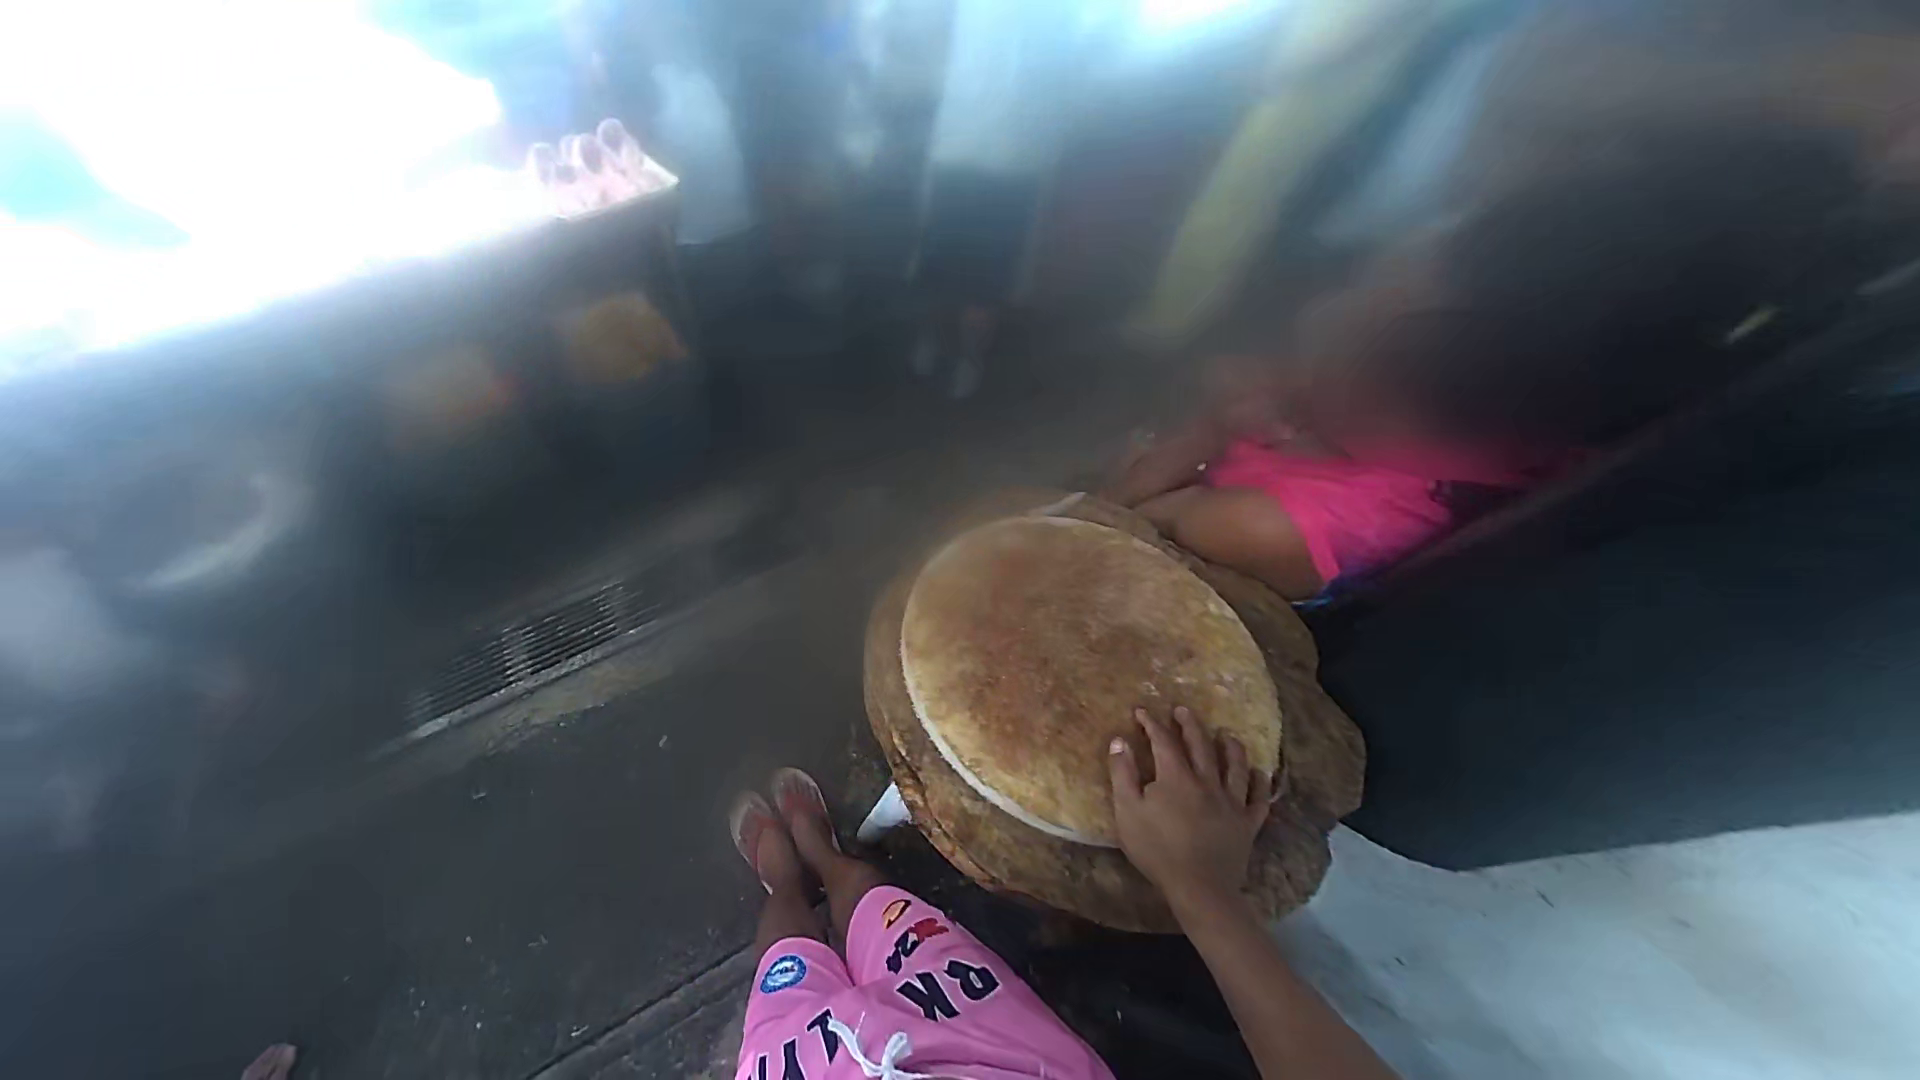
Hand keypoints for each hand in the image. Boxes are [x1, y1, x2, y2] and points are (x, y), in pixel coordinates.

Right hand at [1107, 705, 1273, 910]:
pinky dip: (1260, 783)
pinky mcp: (1247, 823)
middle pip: (1200, 745)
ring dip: (1230, 746)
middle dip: (1189, 724)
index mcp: (1175, 776)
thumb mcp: (1128, 810)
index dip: (1151, 723)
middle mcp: (1206, 781)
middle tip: (1183, 710)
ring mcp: (1231, 802)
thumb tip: (1119, 740)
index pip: (1163, 740)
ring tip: (1226, 734)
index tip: (1142, 711)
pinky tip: (1260, 773)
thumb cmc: (1157, 849)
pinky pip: (1258, 798)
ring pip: (1234, 765)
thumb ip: (1123, 773)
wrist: (1199, 888)